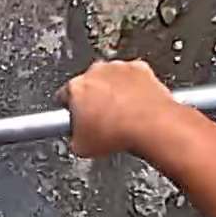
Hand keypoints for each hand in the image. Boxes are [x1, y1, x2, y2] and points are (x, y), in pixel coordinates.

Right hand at [62, 59, 185, 158]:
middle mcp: (96, 72)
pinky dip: (132, 89)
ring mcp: (119, 68)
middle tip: (100, 120)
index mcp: (76, 88)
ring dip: (112, 93)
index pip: (63, 97)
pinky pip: (131, 78)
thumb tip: (76, 139)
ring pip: (110, 79)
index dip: (69, 110)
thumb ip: (73, 138)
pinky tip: (135, 107)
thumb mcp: (81, 148)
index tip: (76, 119)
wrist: (151, 126)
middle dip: (91, 100)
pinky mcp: (140, 68)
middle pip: (87, 85)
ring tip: (120, 116)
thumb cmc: (118, 133)